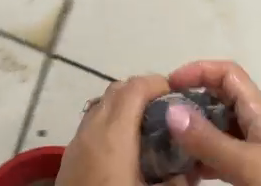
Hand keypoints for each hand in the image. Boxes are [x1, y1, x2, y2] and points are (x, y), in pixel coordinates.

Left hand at [56, 74, 172, 185]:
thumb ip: (176, 182)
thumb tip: (190, 171)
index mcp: (113, 135)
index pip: (134, 88)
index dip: (157, 83)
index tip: (178, 94)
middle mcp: (92, 129)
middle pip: (116, 90)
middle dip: (143, 92)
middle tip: (168, 111)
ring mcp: (77, 141)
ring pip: (101, 105)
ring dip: (124, 106)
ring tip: (149, 128)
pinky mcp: (69, 156)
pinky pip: (92, 123)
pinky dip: (110, 121)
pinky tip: (126, 147)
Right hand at [163, 61, 260, 185]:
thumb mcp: (249, 165)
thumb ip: (210, 141)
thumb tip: (170, 109)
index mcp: (260, 113)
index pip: (227, 74)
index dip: (199, 70)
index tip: (170, 85)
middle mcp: (257, 127)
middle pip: (220, 100)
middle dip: (191, 103)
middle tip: (162, 119)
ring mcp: (257, 154)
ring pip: (219, 131)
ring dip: (195, 135)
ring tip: (168, 147)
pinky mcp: (255, 178)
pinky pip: (223, 158)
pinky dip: (203, 160)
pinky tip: (188, 174)